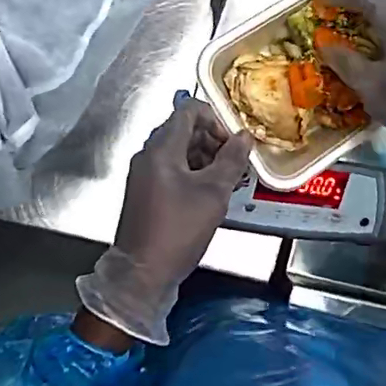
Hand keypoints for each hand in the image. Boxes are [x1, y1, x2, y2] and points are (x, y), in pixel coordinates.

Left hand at [75, 98, 251, 345]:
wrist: (141, 275)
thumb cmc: (177, 230)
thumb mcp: (213, 194)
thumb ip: (231, 160)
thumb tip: (244, 137)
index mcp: (161, 148)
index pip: (189, 110)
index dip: (216, 118)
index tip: (233, 140)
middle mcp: (148, 155)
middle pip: (184, 129)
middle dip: (213, 140)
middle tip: (234, 162)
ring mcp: (143, 174)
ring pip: (178, 150)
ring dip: (205, 157)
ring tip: (226, 179)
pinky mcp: (145, 192)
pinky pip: (171, 169)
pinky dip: (192, 172)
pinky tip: (209, 193)